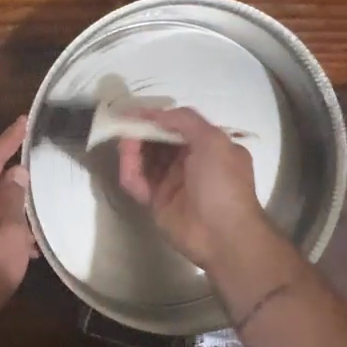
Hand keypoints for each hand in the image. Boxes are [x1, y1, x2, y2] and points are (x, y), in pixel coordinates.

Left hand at [0, 117, 37, 319]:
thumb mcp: (11, 233)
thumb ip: (14, 198)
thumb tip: (16, 172)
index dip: (9, 139)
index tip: (25, 120)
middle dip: (12, 171)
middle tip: (36, 155)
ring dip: (11, 202)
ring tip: (37, 199)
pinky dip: (3, 220)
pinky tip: (26, 233)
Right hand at [117, 108, 268, 269]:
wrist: (223, 234)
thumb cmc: (223, 183)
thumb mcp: (212, 140)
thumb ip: (183, 120)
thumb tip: (154, 114)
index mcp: (208, 146)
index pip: (176, 127)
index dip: (156, 118)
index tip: (133, 112)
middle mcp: (189, 163)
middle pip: (157, 142)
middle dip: (141, 133)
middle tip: (124, 127)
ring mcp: (172, 183)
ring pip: (145, 161)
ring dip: (132, 151)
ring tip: (124, 145)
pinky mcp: (157, 203)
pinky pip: (138, 183)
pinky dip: (130, 173)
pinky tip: (127, 167)